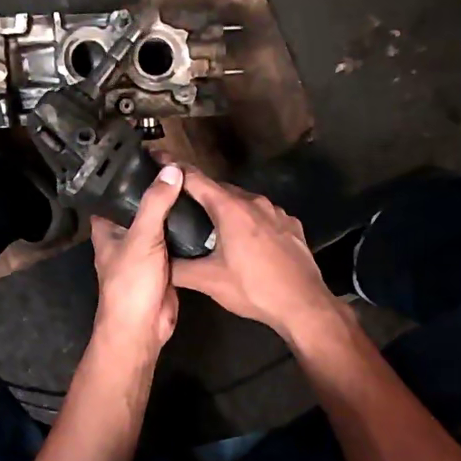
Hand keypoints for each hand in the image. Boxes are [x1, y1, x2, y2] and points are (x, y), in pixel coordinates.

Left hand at [90, 163, 184, 345]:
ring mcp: (145, 253)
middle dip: (156, 191)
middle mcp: (124, 238)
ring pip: (159, 225)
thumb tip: (171, 170)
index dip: (123, 177)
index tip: (145, 156)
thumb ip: (155, 203)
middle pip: (139, 208)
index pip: (110, 196)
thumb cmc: (130, 282)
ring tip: (194, 185)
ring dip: (173, 211)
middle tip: (179, 166)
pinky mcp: (165, 265)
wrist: (143, 327)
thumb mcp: (142, 237)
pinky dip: (186, 232)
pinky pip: (175, 242)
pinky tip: (202, 215)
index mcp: (107, 230)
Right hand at [169, 168, 345, 339]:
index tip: (158, 156)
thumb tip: (158, 263)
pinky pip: (264, 216)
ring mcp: (277, 212)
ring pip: (244, 202)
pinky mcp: (292, 225)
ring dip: (227, 209)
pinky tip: (246, 240)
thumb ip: (178, 269)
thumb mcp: (209, 281)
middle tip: (181, 204)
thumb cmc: (253, 289)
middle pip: (220, 189)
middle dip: (200, 193)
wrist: (303, 304)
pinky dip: (250, 221)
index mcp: (231, 209)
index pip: (196, 178)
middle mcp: (255, 202)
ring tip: (212, 226)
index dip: (174, 167)